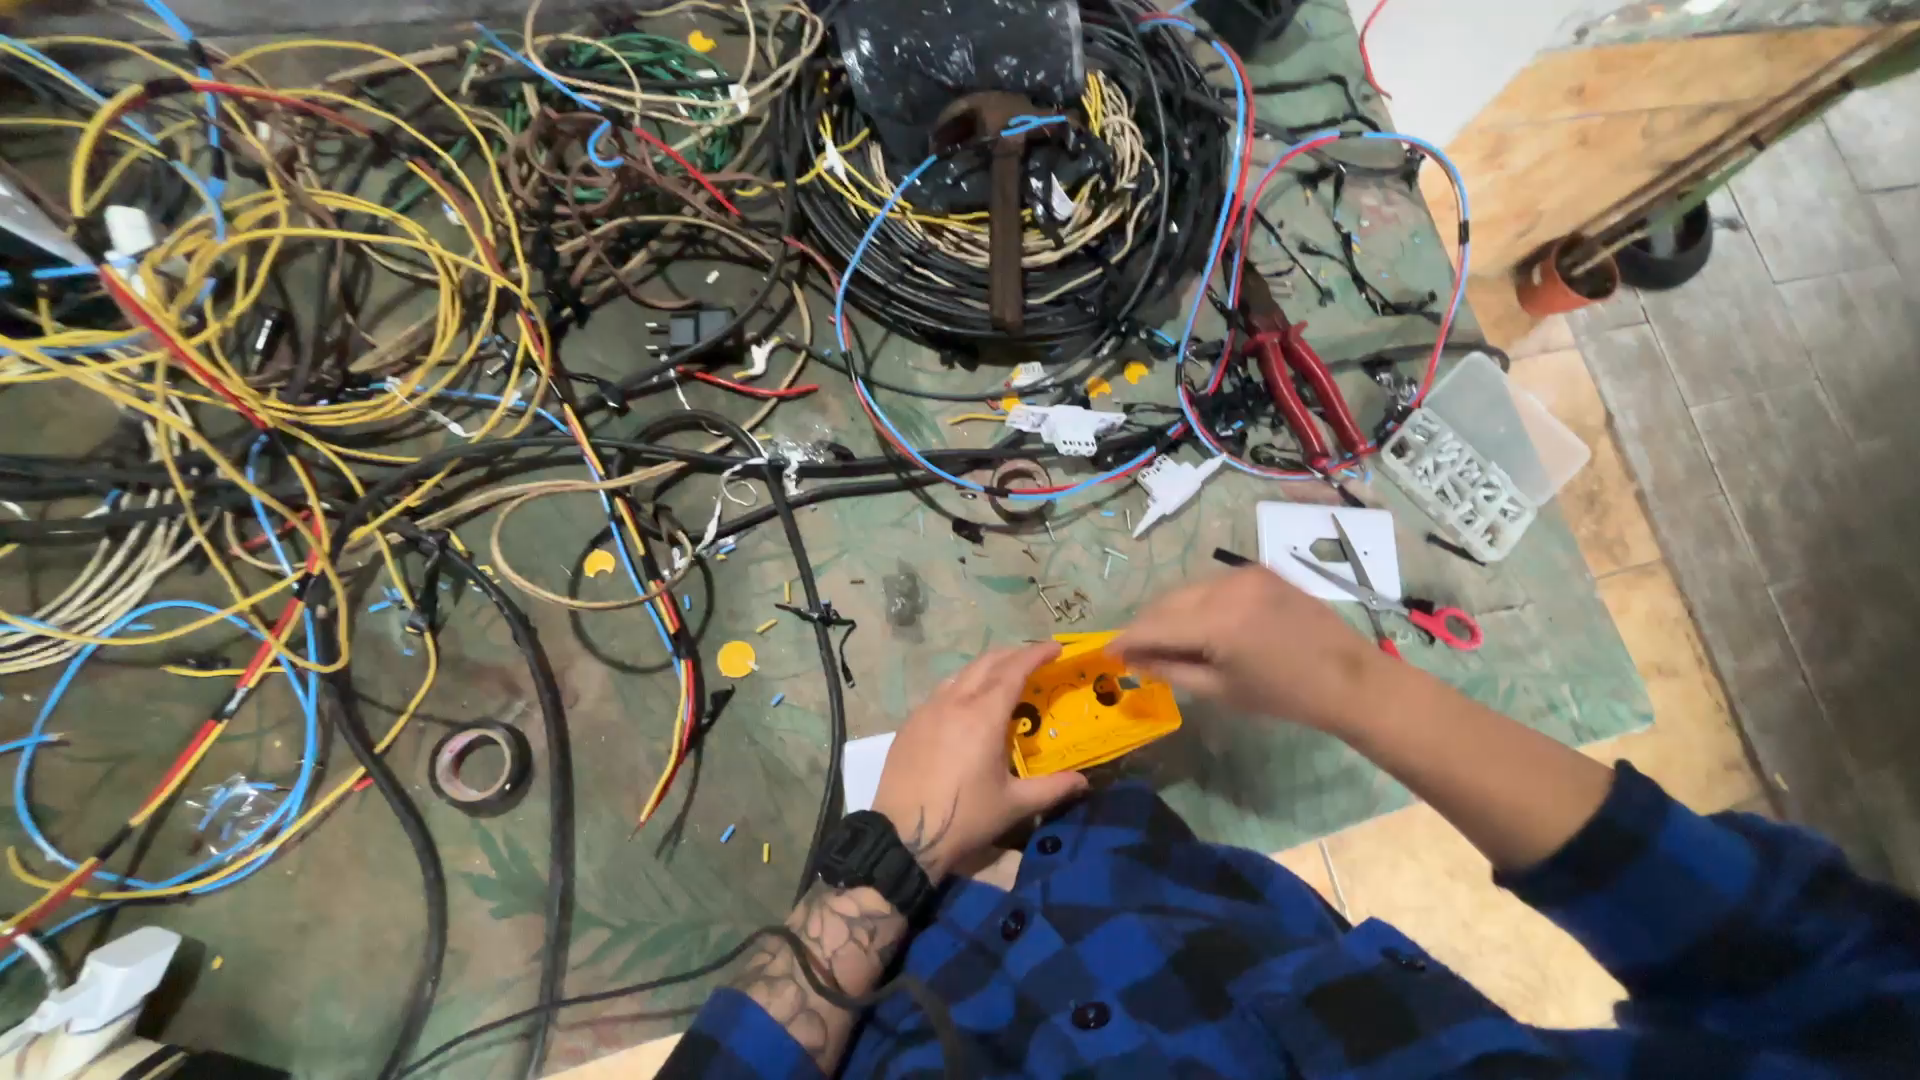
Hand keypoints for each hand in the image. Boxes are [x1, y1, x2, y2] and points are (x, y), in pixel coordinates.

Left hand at [872, 642, 1089, 882]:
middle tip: (1034, 660)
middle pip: (986, 663)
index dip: (1036, 654)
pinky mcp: (910, 723)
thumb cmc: (964, 818)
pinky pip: (940, 692)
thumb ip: (1052, 789)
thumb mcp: (1014, 805)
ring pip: (961, 674)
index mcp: (984, 715)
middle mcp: (954, 702)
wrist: (904, 835)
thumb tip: (1084, 782)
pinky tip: (966, 705)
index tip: (1055, 648)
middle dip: (1013, 654)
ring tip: (1002, 679)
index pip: (1014, 670)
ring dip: (986, 668)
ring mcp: (927, 710)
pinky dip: (961, 686)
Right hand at [1109, 565, 1385, 731]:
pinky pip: (1212, 585)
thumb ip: (1170, 670)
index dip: (1127, 640)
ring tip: (1165, 640)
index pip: (1154, 626)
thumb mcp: (1221, 691)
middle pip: (1166, 603)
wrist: (1351, 678)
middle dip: (1146, 626)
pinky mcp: (1259, 571)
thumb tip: (1132, 660)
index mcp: (1218, 623)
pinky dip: (1196, 603)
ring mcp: (1244, 575)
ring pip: (1186, 591)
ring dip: (1170, 613)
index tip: (1107, 653)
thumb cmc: (1285, 696)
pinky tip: (1198, 625)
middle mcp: (1226, 588)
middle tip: (1132, 651)